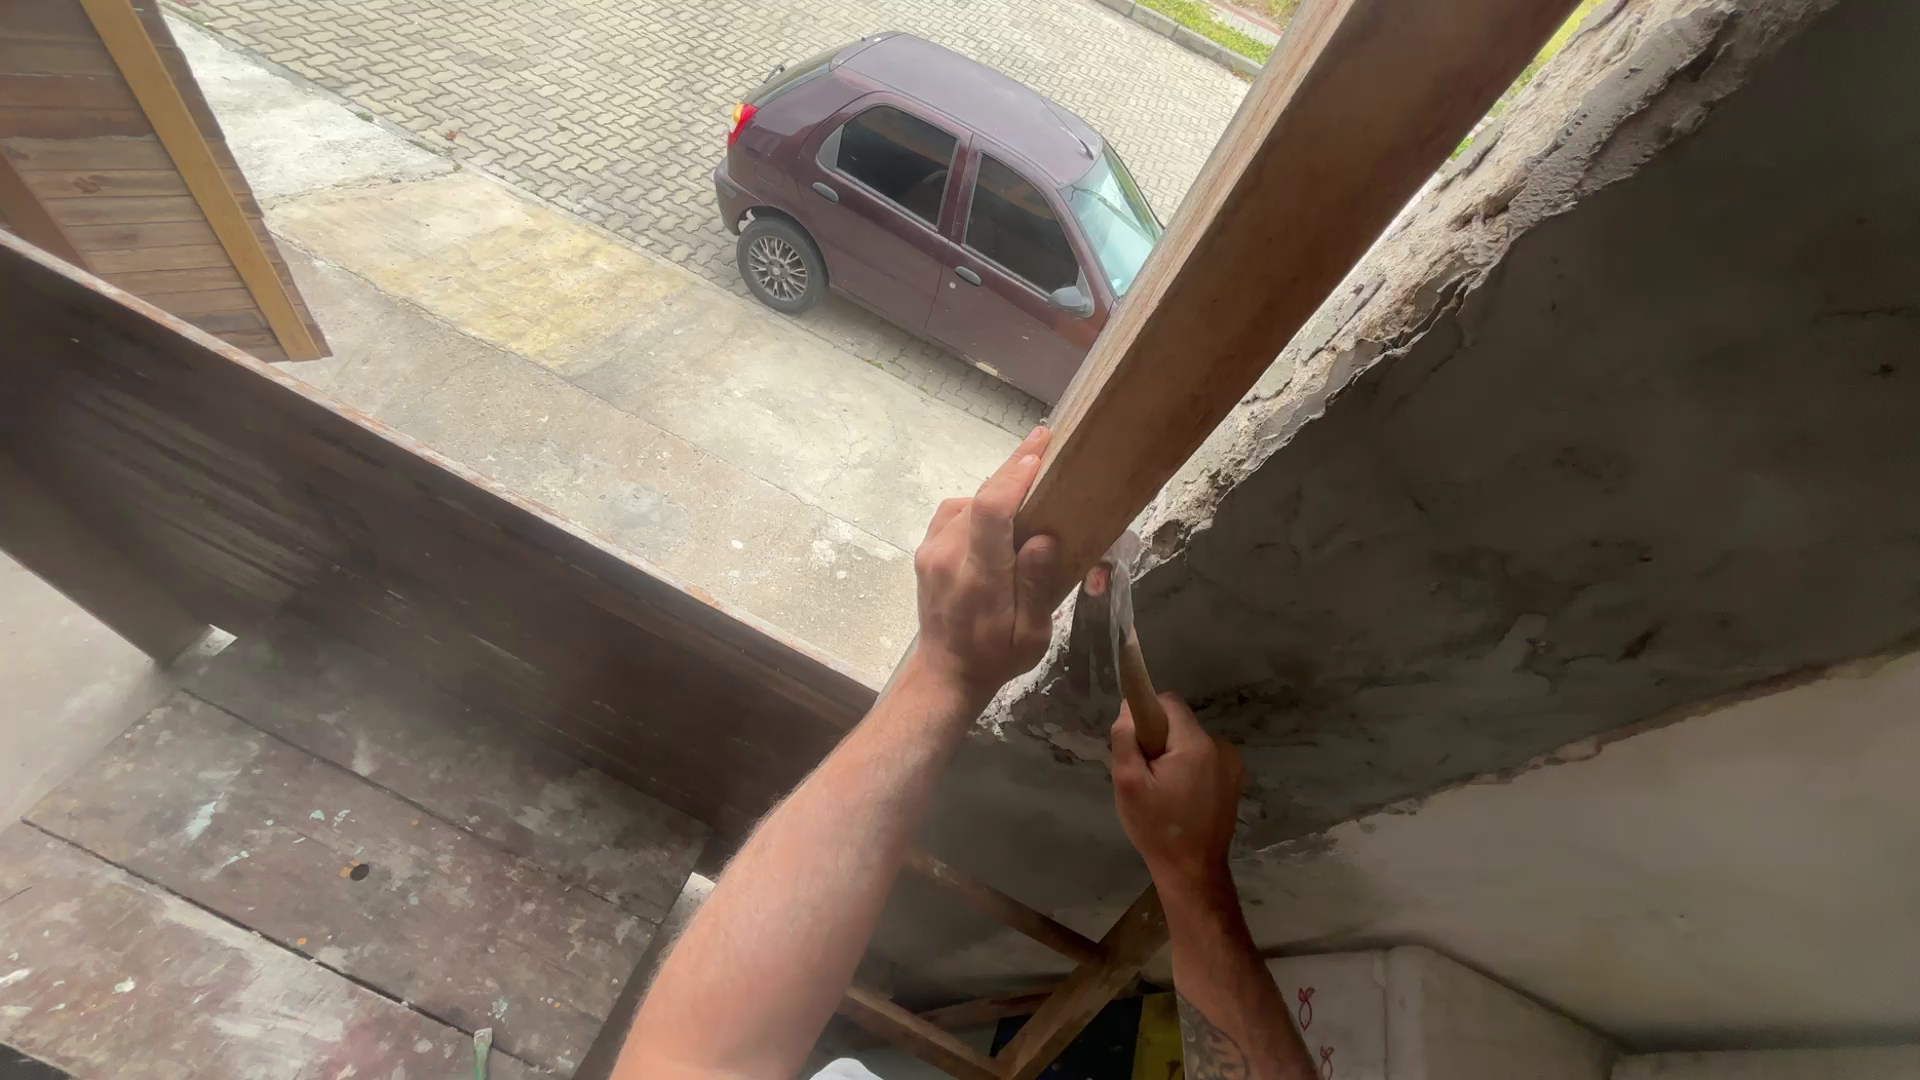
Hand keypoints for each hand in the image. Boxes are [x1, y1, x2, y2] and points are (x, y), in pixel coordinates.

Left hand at [912, 426, 1061, 704]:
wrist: (945, 672)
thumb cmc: (996, 657)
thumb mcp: (1031, 637)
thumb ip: (1035, 588)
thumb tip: (1043, 540)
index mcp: (977, 578)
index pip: (989, 513)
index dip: (1013, 478)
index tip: (1039, 452)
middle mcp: (946, 555)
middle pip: (978, 497)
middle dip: (1012, 468)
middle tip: (1043, 441)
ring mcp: (930, 550)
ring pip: (966, 501)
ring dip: (996, 487)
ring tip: (1027, 479)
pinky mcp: (925, 549)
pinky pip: (954, 512)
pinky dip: (978, 503)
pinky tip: (997, 513)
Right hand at [1111, 693, 1244, 889]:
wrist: (1193, 872)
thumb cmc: (1156, 827)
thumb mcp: (1128, 782)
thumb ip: (1125, 738)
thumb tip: (1129, 709)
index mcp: (1196, 744)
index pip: (1168, 702)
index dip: (1146, 714)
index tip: (1136, 743)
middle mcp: (1220, 747)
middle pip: (1179, 722)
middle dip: (1158, 739)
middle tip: (1145, 774)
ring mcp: (1232, 764)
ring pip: (1190, 739)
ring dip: (1173, 754)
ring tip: (1162, 790)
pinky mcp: (1234, 779)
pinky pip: (1203, 756)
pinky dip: (1189, 767)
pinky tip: (1180, 796)